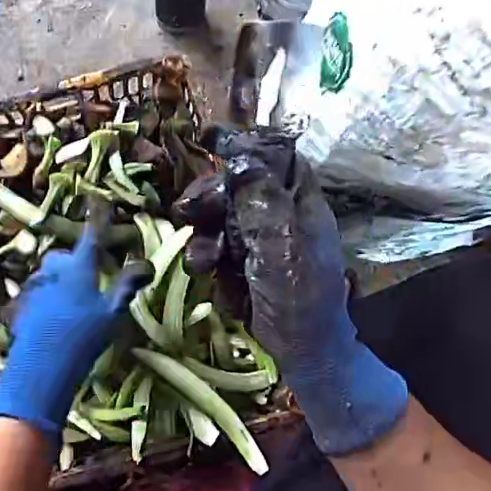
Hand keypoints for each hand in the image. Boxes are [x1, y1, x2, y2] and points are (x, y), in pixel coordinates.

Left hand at [0, 217, 142, 437]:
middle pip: (63, 256)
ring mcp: (33, 289)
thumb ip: (127, 285)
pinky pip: (34, 296)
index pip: (91, 236)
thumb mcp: (112, 312)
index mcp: (78, 267)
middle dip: (74, 260)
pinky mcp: (19, 308)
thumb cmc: (83, 337)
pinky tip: (51, 319)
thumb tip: (148, 264)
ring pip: (48, 275)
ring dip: (58, 280)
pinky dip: (44, 300)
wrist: (41, 368)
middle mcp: (53, 271)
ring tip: (71, 301)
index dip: (97, 218)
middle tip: (89, 275)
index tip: (99, 199)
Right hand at [214, 129, 407, 455]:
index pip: (275, 156)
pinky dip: (206, 258)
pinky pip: (214, 246)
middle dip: (210, 196)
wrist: (301, 351)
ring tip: (202, 259)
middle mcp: (277, 213)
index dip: (246, 146)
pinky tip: (206, 273)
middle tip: (188, 208)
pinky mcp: (240, 262)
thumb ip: (260, 200)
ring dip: (203, 233)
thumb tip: (242, 155)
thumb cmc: (301, 296)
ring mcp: (258, 238)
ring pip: (218, 216)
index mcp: (299, 201)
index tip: (210, 139)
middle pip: (235, 185)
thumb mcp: (282, 244)